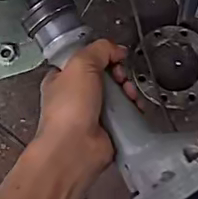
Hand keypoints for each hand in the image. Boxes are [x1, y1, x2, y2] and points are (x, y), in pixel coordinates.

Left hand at [31, 40, 136, 182]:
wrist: (75, 149)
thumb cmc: (68, 109)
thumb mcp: (81, 63)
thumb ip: (100, 49)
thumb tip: (117, 49)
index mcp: (62, 78)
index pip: (86, 59)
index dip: (101, 55)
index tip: (113, 55)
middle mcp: (76, 96)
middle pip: (106, 75)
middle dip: (119, 73)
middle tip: (121, 76)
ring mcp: (93, 113)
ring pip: (118, 93)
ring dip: (128, 90)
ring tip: (129, 92)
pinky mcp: (109, 129)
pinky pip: (126, 113)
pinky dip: (134, 108)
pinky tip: (135, 106)